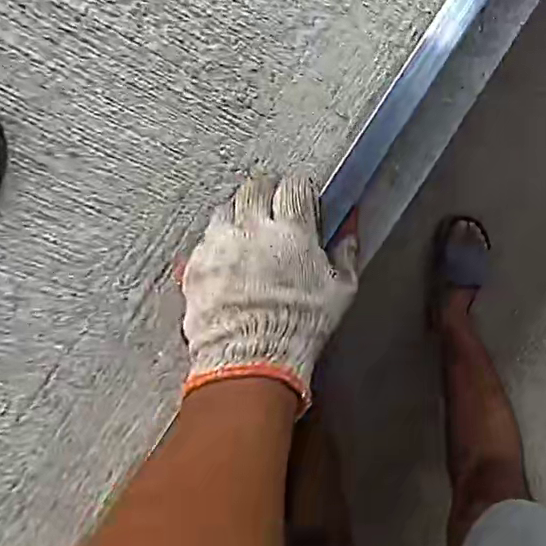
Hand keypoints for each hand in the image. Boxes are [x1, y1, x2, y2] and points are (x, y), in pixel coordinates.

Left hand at [182, 172, 357, 407]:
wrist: (251, 359)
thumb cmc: (298, 328)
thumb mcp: (340, 291)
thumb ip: (346, 254)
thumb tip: (349, 234)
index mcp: (292, 230)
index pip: (294, 186)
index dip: (299, 190)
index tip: (302, 197)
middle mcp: (253, 229)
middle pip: (255, 187)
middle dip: (266, 192)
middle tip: (274, 207)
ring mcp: (220, 245)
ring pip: (225, 208)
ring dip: (238, 215)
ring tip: (249, 235)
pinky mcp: (196, 265)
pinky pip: (203, 240)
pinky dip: (216, 245)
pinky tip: (229, 260)